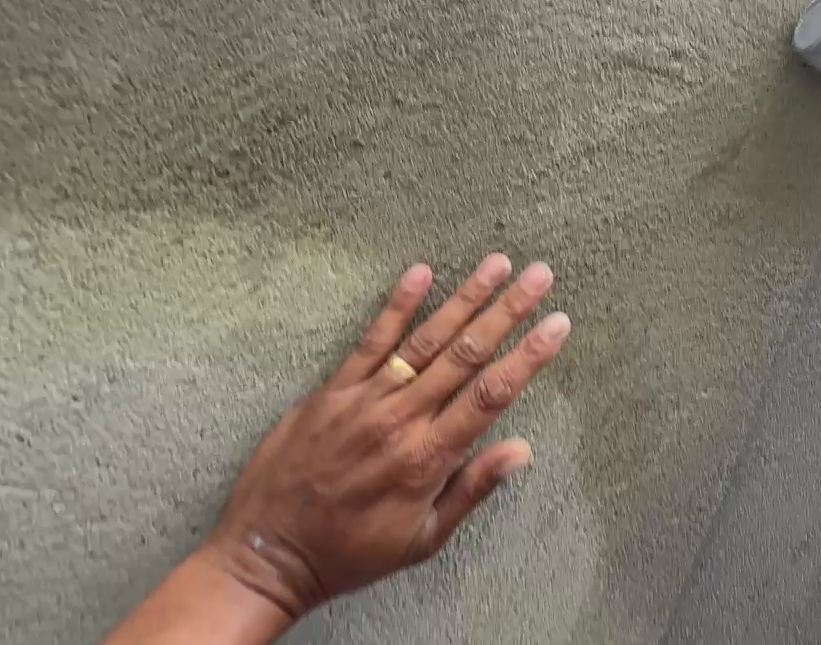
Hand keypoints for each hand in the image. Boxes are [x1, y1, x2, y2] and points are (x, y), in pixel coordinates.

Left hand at [197, 256, 568, 621]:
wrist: (262, 558)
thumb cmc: (353, 551)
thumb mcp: (423, 539)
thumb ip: (473, 489)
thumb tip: (523, 450)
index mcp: (428, 456)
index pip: (491, 394)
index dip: (529, 356)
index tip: (558, 324)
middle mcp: (402, 419)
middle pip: (467, 354)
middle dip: (508, 310)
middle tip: (540, 276)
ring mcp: (366, 399)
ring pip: (427, 338)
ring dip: (466, 297)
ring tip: (498, 263)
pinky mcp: (333, 390)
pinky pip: (370, 341)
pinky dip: (397, 306)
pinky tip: (420, 272)